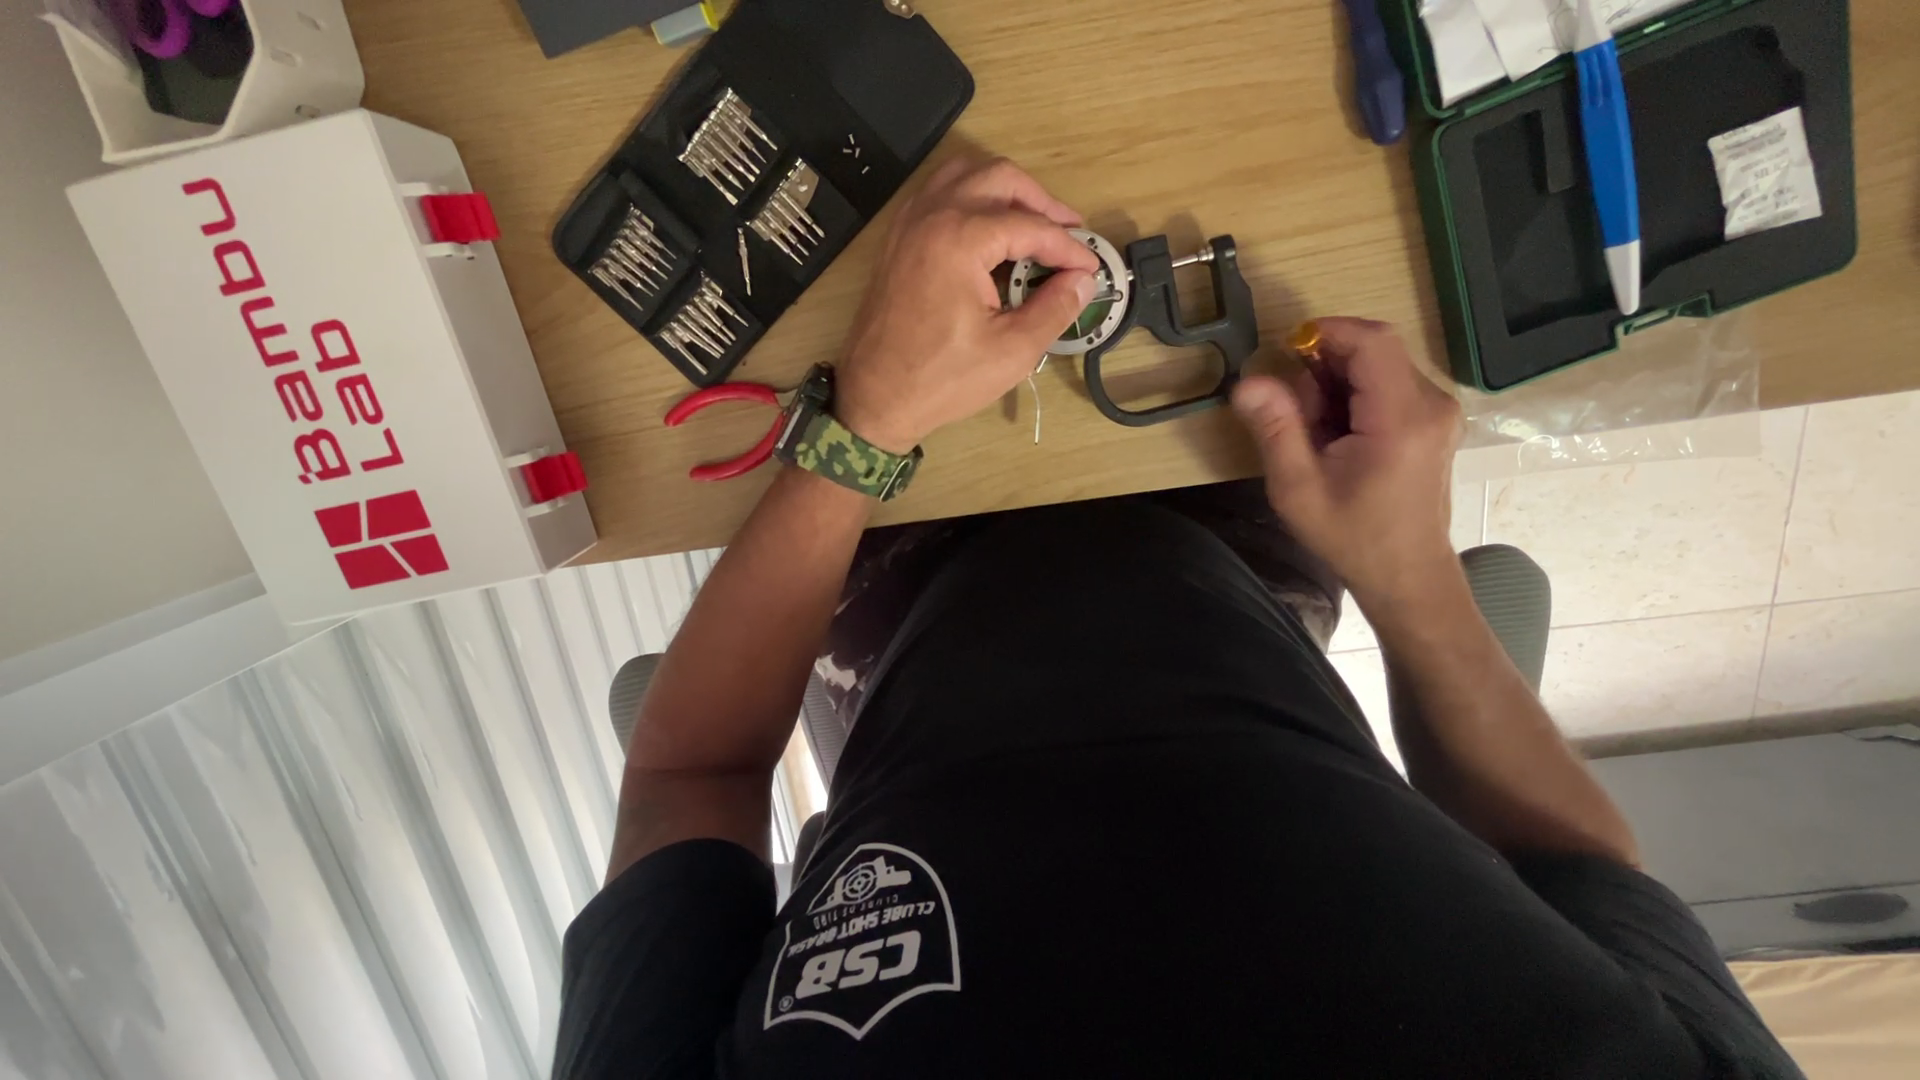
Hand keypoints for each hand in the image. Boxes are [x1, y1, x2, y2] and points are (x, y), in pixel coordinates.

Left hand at [833, 158, 1099, 452]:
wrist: (875, 398)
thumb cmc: (941, 380)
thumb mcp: (1011, 351)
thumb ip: (1055, 308)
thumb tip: (1083, 281)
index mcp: (959, 239)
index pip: (1030, 225)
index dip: (1067, 246)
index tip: (1089, 268)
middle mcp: (931, 215)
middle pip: (999, 178)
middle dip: (1041, 203)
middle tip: (1068, 235)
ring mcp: (908, 223)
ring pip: (966, 175)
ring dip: (1005, 192)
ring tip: (1032, 226)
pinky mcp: (897, 238)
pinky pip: (939, 194)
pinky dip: (971, 199)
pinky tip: (990, 233)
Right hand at [1230, 317, 1463, 606]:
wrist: (1407, 574)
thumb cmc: (1351, 536)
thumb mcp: (1298, 488)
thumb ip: (1275, 429)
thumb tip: (1247, 382)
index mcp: (1400, 419)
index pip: (1373, 341)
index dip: (1327, 332)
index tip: (1287, 350)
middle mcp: (1431, 404)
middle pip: (1375, 351)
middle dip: (1326, 367)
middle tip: (1295, 411)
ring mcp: (1438, 412)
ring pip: (1380, 367)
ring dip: (1338, 384)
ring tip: (1314, 430)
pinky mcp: (1435, 421)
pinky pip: (1390, 385)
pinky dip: (1355, 397)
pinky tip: (1337, 435)